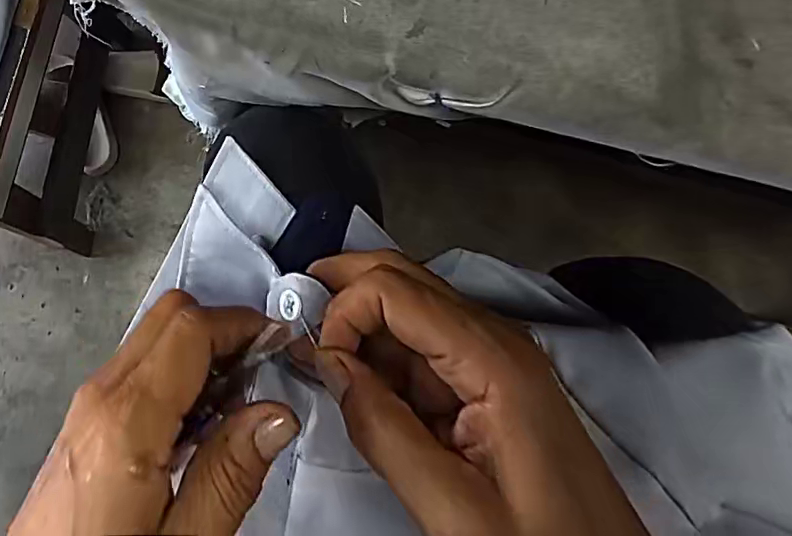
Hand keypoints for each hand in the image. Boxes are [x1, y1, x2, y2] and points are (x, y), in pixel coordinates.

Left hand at [9, 289, 299, 535]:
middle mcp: (99, 399)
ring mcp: (85, 410)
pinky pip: (137, 368)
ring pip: (154, 337)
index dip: (242, 324)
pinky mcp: (81, 427)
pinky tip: (195, 425)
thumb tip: (277, 415)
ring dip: (200, 351)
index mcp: (126, 421)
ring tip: (232, 404)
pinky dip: (176, 372)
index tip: (275, 344)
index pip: (192, 327)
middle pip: (170, 315)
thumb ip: (230, 475)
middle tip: (258, 369)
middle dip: (222, 328)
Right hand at [310, 250, 648, 535]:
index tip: (317, 358)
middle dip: (348, 285)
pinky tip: (362, 378)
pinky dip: (387, 355)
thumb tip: (331, 366)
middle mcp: (494, 337)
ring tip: (320, 349)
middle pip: (407, 280)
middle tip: (297, 305)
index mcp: (492, 357)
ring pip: (413, 310)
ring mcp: (494, 355)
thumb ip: (385, 433)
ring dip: (364, 322)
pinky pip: (427, 348)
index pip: (399, 290)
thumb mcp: (457, 513)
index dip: (346, 308)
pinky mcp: (491, 379)